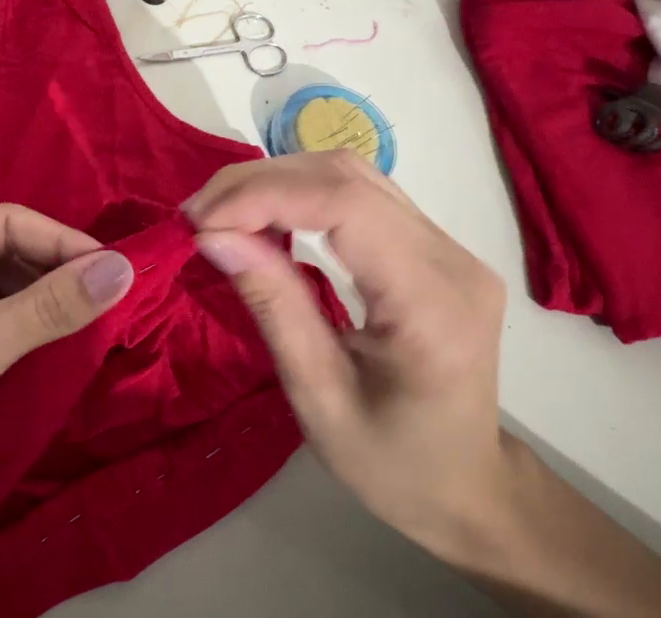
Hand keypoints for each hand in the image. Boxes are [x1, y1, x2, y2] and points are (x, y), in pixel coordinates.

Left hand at [0, 205, 133, 617]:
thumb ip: (50, 307)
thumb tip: (123, 268)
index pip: (6, 221)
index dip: (63, 241)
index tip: (120, 270)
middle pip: (6, 248)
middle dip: (57, 270)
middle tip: (114, 298)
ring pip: (4, 283)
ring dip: (46, 297)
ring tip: (94, 318)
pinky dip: (28, 322)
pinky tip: (59, 338)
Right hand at [183, 152, 511, 559]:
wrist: (464, 486)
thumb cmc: (390, 461)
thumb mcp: (317, 395)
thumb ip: (273, 305)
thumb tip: (213, 235)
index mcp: (433, 303)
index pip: (346, 206)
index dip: (264, 195)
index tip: (200, 221)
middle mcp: (453, 259)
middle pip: (346, 177)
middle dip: (259, 183)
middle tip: (196, 215)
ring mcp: (450, 248)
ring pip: (351, 174)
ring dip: (276, 181)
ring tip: (220, 212)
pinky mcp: (434, 246)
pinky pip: (360, 194)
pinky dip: (299, 193)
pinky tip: (262, 215)